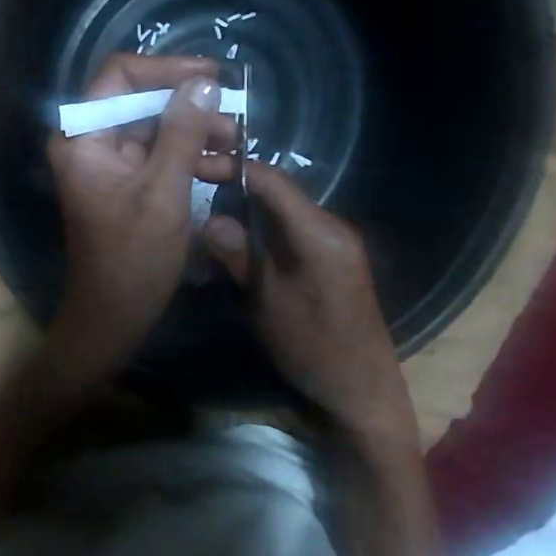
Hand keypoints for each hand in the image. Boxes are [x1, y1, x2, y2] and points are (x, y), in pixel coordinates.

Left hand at [46, 53, 237, 369]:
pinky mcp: (126, 181)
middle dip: (190, 105)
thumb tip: (205, 82)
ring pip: (155, 127)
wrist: (113, 315)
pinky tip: (225, 168)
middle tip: (235, 117)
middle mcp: (89, 141)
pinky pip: (159, 154)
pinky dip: (189, 157)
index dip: (166, 68)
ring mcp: (107, 162)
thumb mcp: (164, 191)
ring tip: (238, 145)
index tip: (212, 75)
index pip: (120, 75)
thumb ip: (183, 132)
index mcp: (83, 137)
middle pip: (141, 100)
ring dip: (196, 132)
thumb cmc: (133, 257)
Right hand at [203, 165, 412, 441]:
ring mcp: (336, 243)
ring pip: (283, 211)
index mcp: (319, 233)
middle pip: (278, 192)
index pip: (272, 181)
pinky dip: (264, 229)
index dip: (232, 168)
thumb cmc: (312, 347)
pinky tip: (239, 241)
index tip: (195, 166)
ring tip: (208, 213)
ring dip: (248, 209)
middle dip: (236, 187)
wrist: (361, 390)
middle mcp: (332, 227)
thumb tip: (210, 218)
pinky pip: (292, 230)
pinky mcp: (333, 259)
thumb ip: (238, 254)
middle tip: (195, 190)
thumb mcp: (265, 301)